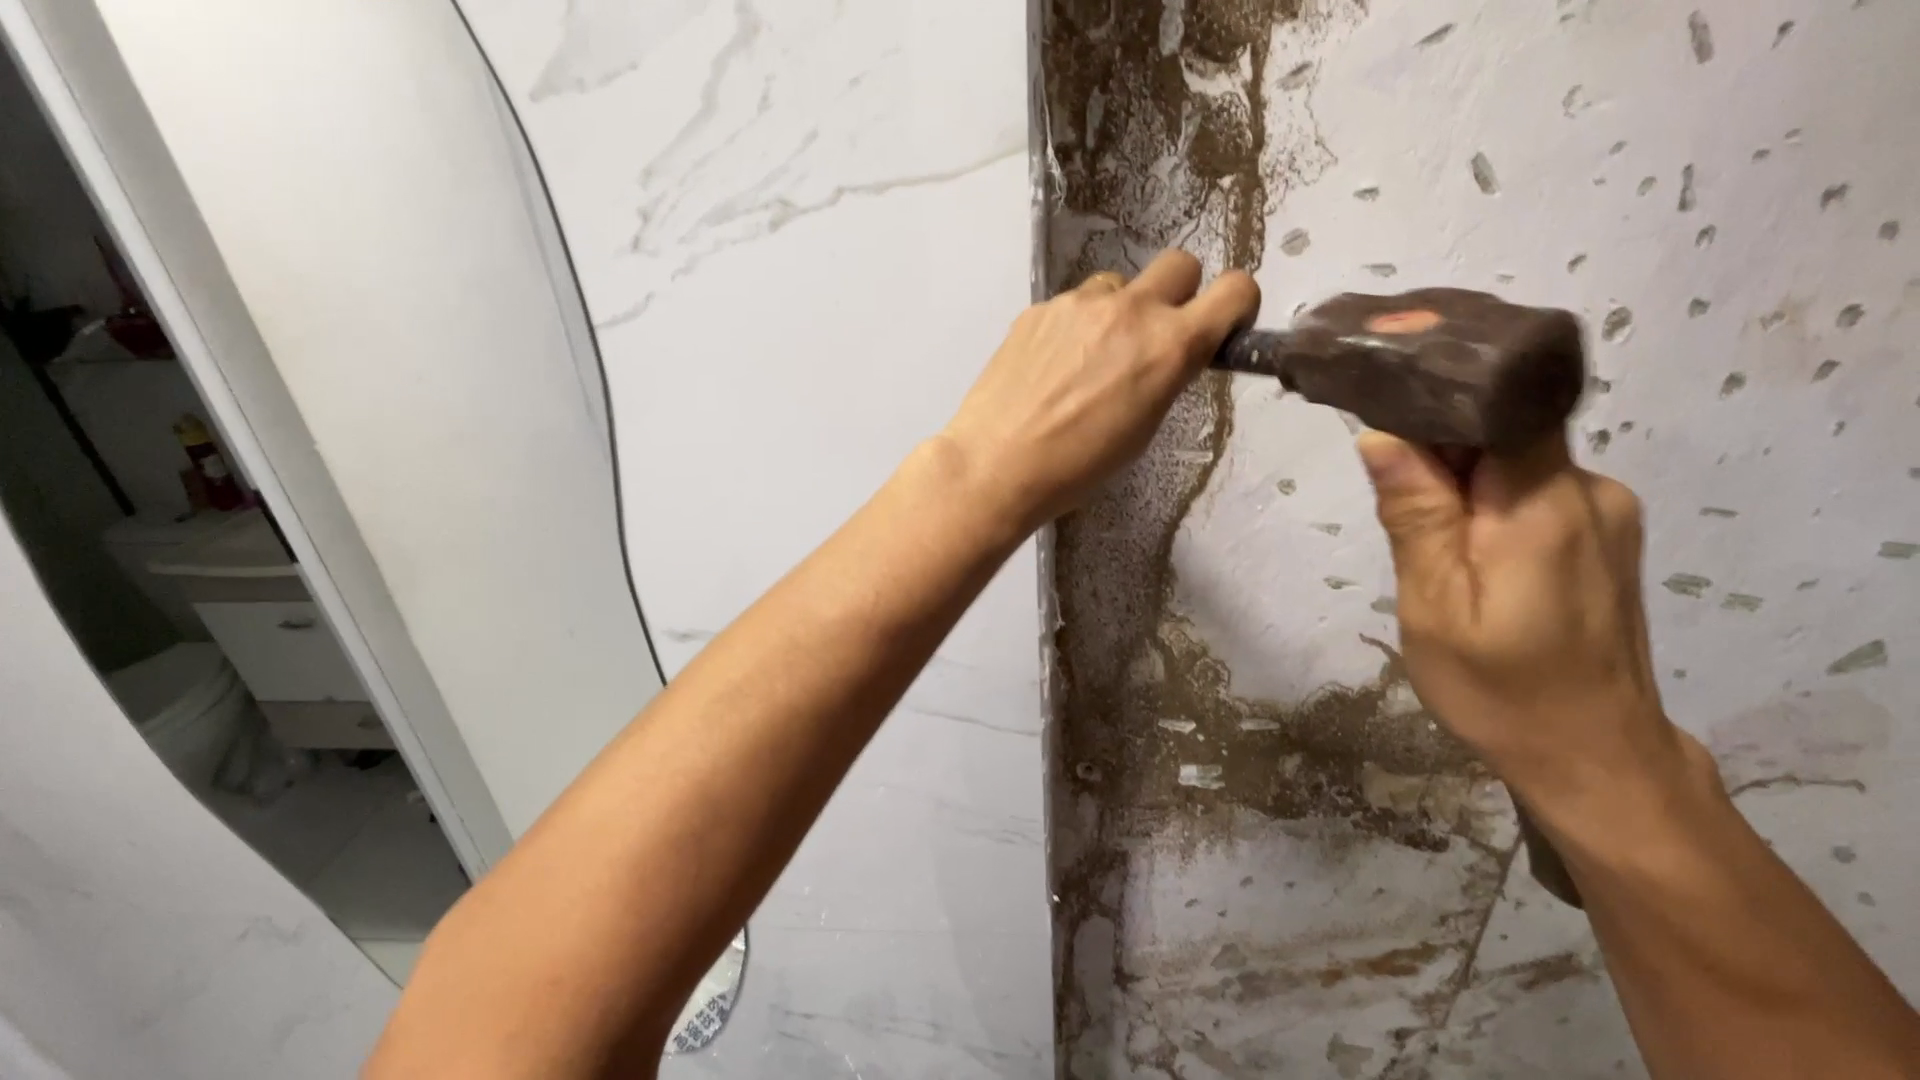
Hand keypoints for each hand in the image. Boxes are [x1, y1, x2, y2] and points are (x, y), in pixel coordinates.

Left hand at [939, 250, 1258, 531]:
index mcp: (1169, 345)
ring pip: (1119, 285)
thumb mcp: (1144, 429)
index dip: (1235, 306)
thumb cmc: (1078, 467)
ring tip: (1091, 361)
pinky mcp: (1040, 308)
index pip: (1235, 290)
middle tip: (1155, 336)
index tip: (1219, 327)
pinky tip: (1052, 367)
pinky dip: (1076, 327)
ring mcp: (1080, 303)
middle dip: (1179, 295)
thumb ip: (1167, 375)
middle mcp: (1130, 310)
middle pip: (1180, 264)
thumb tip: (1170, 354)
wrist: (996, 464)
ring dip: (1119, 311)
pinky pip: (1074, 304)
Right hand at [1357, 432, 1700, 816]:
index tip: (1386, 444)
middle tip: (1402, 520)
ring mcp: (1607, 512)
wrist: (1593, 756)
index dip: (1436, 412)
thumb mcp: (1435, 606)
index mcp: (1544, 503)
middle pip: (1502, 433)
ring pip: (1515, 464)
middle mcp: (1590, 490)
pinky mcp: (1607, 535)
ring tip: (1436, 552)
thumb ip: (1414, 515)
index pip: (1493, 407)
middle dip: (1441, 461)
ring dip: (1464, 490)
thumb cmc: (1501, 689)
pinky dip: (1493, 510)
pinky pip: (1535, 493)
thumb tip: (1381, 437)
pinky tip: (1474, 562)